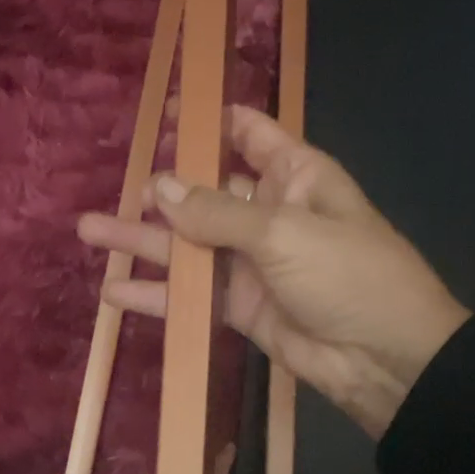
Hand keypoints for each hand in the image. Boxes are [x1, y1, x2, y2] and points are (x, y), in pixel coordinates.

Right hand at [78, 104, 469, 436]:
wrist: (385, 358)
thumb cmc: (347, 274)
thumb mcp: (283, 232)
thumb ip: (216, 213)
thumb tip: (158, 187)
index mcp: (293, 175)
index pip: (246, 133)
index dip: (207, 120)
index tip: (162, 115)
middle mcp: (267, 212)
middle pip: (204, 191)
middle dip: (161, 190)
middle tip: (114, 190)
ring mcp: (251, 262)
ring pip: (188, 244)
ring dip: (142, 240)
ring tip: (89, 231)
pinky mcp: (240, 306)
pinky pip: (191, 293)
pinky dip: (156, 293)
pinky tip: (114, 290)